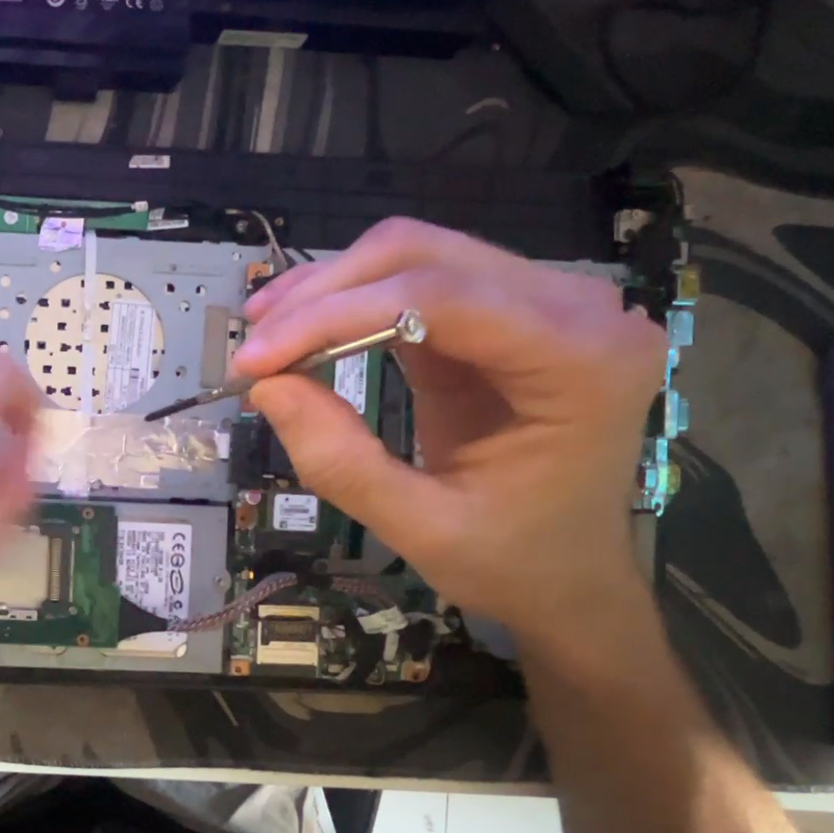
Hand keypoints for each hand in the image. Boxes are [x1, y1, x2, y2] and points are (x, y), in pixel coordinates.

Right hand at [234, 218, 665, 635]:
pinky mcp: (500, 314)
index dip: (332, 317)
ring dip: (328, 290)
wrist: (571, 577)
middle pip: (423, 255)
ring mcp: (541, 303)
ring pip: (412, 256)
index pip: (437, 299)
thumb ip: (343, 462)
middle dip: (323, 294)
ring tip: (263, 335)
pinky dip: (348, 304)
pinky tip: (300, 331)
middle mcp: (574, 308)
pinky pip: (413, 283)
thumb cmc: (514, 562)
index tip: (253, 361)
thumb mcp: (422, 529)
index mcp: (580, 361)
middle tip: (253, 348)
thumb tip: (266, 387)